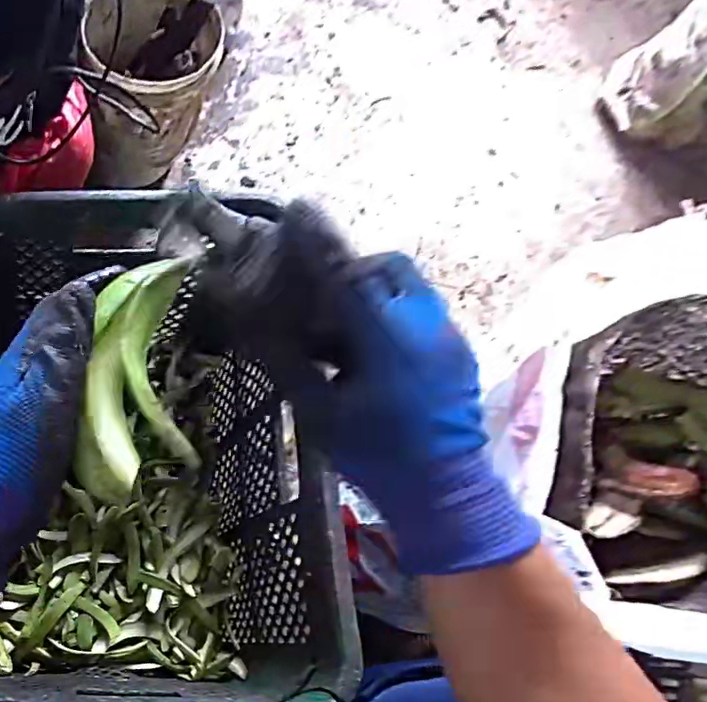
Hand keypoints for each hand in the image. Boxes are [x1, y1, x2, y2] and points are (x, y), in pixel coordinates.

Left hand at [0, 267, 118, 592]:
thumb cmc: (18, 461)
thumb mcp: (44, 401)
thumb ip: (61, 350)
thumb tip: (81, 293)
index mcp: (21, 358)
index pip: (59, 306)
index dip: (96, 291)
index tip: (138, 285)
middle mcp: (20, 371)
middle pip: (62, 331)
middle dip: (100, 317)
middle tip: (145, 318)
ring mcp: (24, 398)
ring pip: (65, 360)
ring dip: (96, 349)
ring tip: (135, 347)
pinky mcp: (34, 424)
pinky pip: (66, 390)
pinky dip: (90, 382)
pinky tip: (110, 391)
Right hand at [194, 199, 538, 574]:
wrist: (443, 487)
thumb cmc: (374, 455)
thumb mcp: (320, 412)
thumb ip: (289, 364)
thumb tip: (253, 329)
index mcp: (387, 339)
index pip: (345, 274)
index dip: (318, 242)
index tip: (295, 210)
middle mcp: (423, 322)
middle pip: (383, 268)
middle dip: (345, 269)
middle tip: (312, 294)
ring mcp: (445, 332)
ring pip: (402, 288)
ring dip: (362, 294)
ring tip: (332, 326)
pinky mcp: (453, 346)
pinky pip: (414, 310)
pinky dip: (381, 314)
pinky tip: (361, 348)